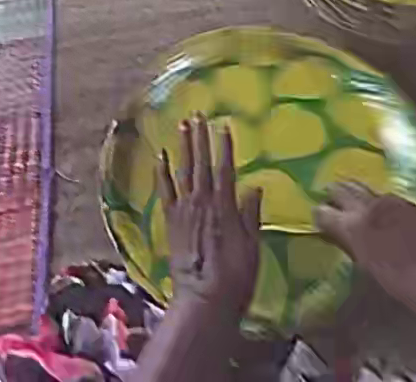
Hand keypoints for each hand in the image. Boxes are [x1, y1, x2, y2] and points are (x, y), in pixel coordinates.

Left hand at [159, 117, 263, 314]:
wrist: (203, 302)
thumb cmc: (234, 278)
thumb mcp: (252, 248)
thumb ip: (250, 216)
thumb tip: (256, 187)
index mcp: (225, 206)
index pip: (225, 168)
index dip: (224, 145)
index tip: (223, 124)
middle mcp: (203, 201)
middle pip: (201, 162)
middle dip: (200, 136)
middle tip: (197, 113)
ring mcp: (184, 210)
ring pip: (183, 170)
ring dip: (183, 146)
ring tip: (182, 124)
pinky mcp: (170, 221)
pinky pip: (165, 191)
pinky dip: (162, 172)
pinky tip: (160, 155)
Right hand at [314, 183, 415, 297]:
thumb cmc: (406, 285)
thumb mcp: (369, 269)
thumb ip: (349, 245)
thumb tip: (332, 229)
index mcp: (356, 224)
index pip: (328, 212)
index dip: (319, 213)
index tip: (313, 214)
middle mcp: (372, 206)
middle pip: (346, 190)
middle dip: (334, 191)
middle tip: (325, 193)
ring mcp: (393, 204)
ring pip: (365, 188)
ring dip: (353, 189)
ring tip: (346, 193)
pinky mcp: (410, 210)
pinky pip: (382, 195)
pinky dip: (372, 197)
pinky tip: (375, 205)